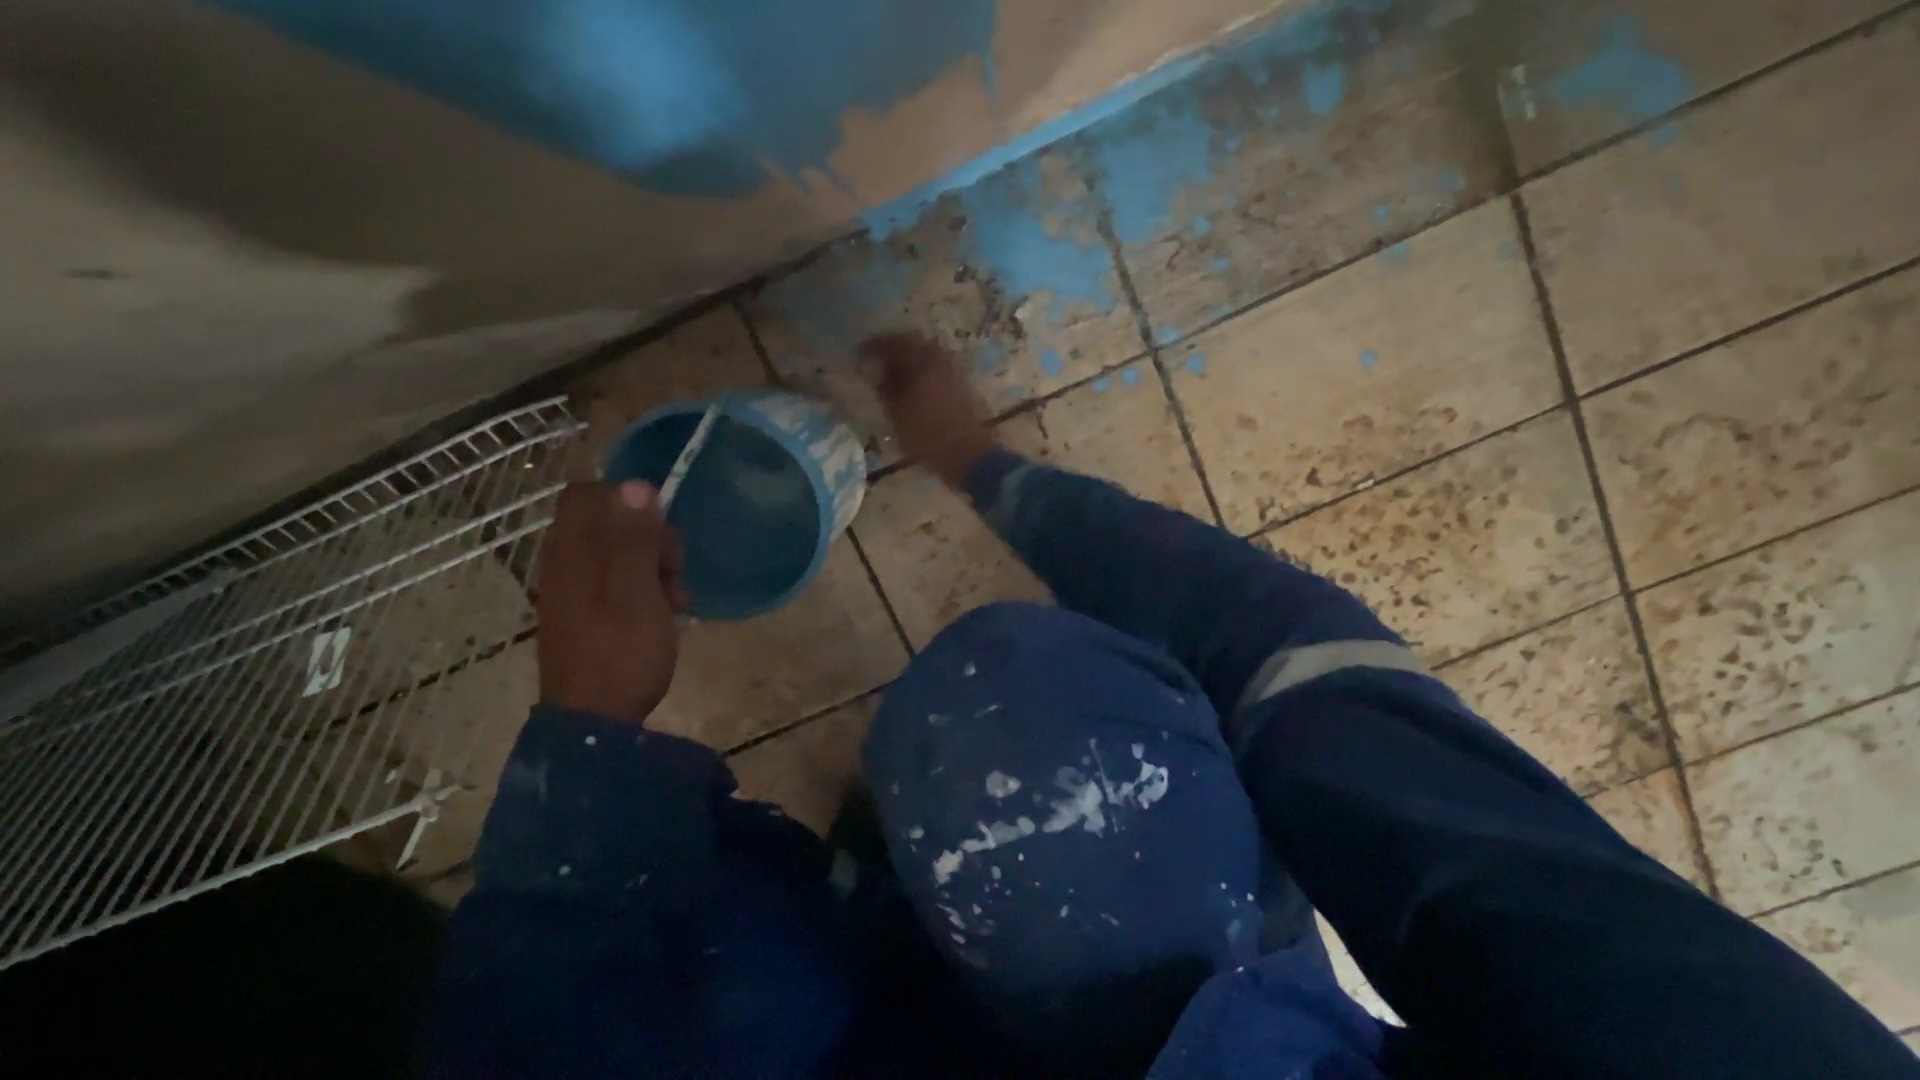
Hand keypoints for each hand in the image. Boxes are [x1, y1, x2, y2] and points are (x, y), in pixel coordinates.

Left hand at [535, 481, 687, 721]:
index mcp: (573, 552)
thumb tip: (635, 484)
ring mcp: (569, 591)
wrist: (592, 723)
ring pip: (614, 554)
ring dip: (650, 566)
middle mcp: (563, 564)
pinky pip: (611, 582)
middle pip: (605, 522)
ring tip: (676, 599)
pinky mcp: (580, 615)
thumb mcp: (638, 593)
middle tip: (674, 570)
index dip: (627, 499)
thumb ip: (635, 539)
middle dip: (648, 537)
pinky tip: (663, 615)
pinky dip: (639, 589)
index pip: (586, 493)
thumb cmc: (621, 654)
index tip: (659, 530)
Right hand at [861, 332, 996, 488]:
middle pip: (912, 344)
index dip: (873, 346)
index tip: (858, 353)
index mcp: (922, 359)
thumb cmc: (927, 435)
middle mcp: (940, 357)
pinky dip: (921, 371)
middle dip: (892, 350)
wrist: (969, 454)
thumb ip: (883, 387)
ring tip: (891, 375)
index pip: (892, 341)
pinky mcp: (962, 383)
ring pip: (925, 355)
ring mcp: (954, 369)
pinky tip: (911, 385)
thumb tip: (873, 370)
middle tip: (875, 362)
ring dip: (908, 361)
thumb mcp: (896, 413)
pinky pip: (936, 367)